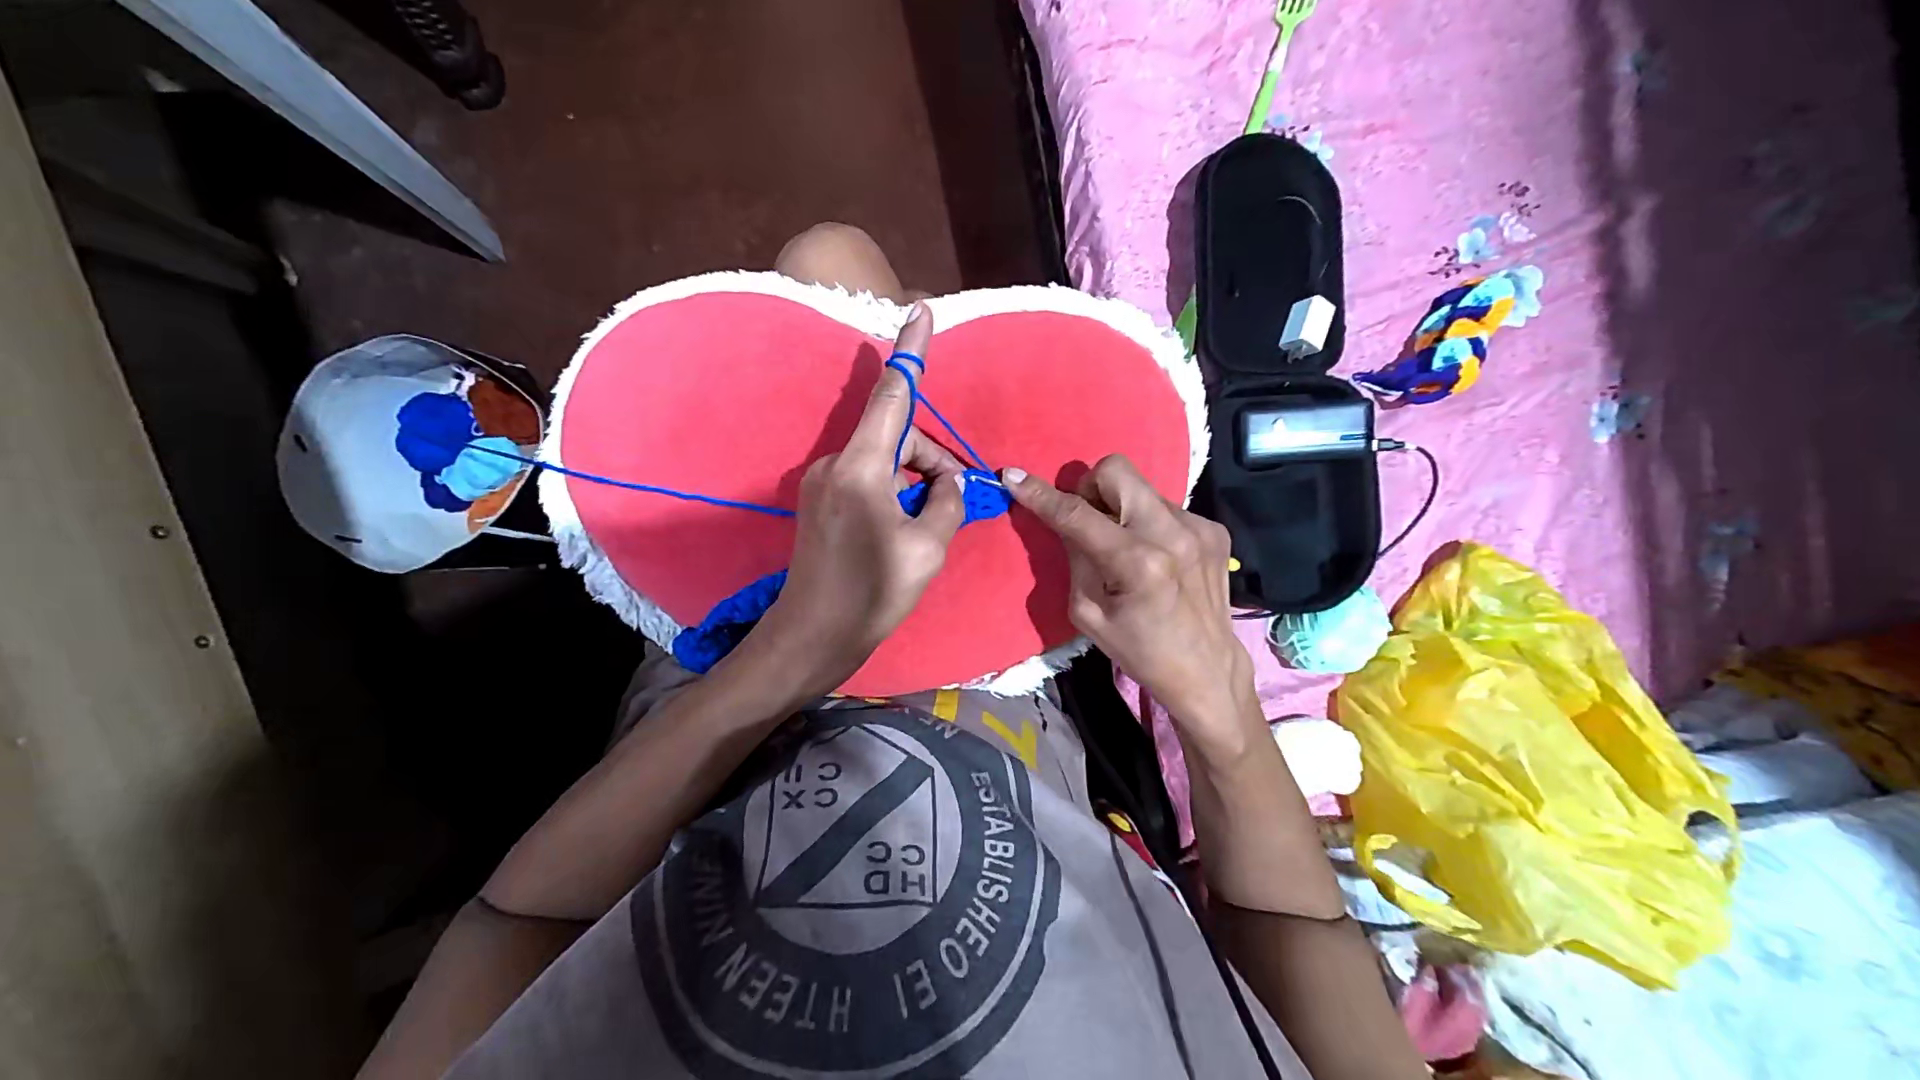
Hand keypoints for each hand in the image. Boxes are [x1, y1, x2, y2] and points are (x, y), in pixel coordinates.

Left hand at [750, 303, 967, 693]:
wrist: (813, 636)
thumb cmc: (872, 594)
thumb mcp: (928, 547)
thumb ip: (947, 502)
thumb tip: (949, 482)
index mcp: (861, 468)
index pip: (893, 398)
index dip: (911, 353)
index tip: (921, 310)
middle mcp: (836, 464)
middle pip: (898, 437)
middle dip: (933, 461)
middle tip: (957, 502)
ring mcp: (823, 483)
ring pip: (885, 461)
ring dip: (916, 482)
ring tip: (932, 525)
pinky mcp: (821, 502)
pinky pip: (869, 480)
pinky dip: (896, 493)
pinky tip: (908, 527)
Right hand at [1002, 455, 1261, 754]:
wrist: (1207, 670)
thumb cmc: (1139, 650)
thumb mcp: (1088, 612)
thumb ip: (1075, 557)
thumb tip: (1066, 519)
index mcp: (1138, 563)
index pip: (1078, 515)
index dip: (1041, 495)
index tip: (1014, 476)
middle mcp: (1172, 534)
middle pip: (1116, 470)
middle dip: (1091, 487)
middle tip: (1089, 520)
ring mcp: (1199, 527)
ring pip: (1141, 488)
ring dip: (1122, 509)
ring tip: (1127, 548)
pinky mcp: (1214, 529)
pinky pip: (1165, 507)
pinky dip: (1149, 524)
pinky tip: (1157, 557)